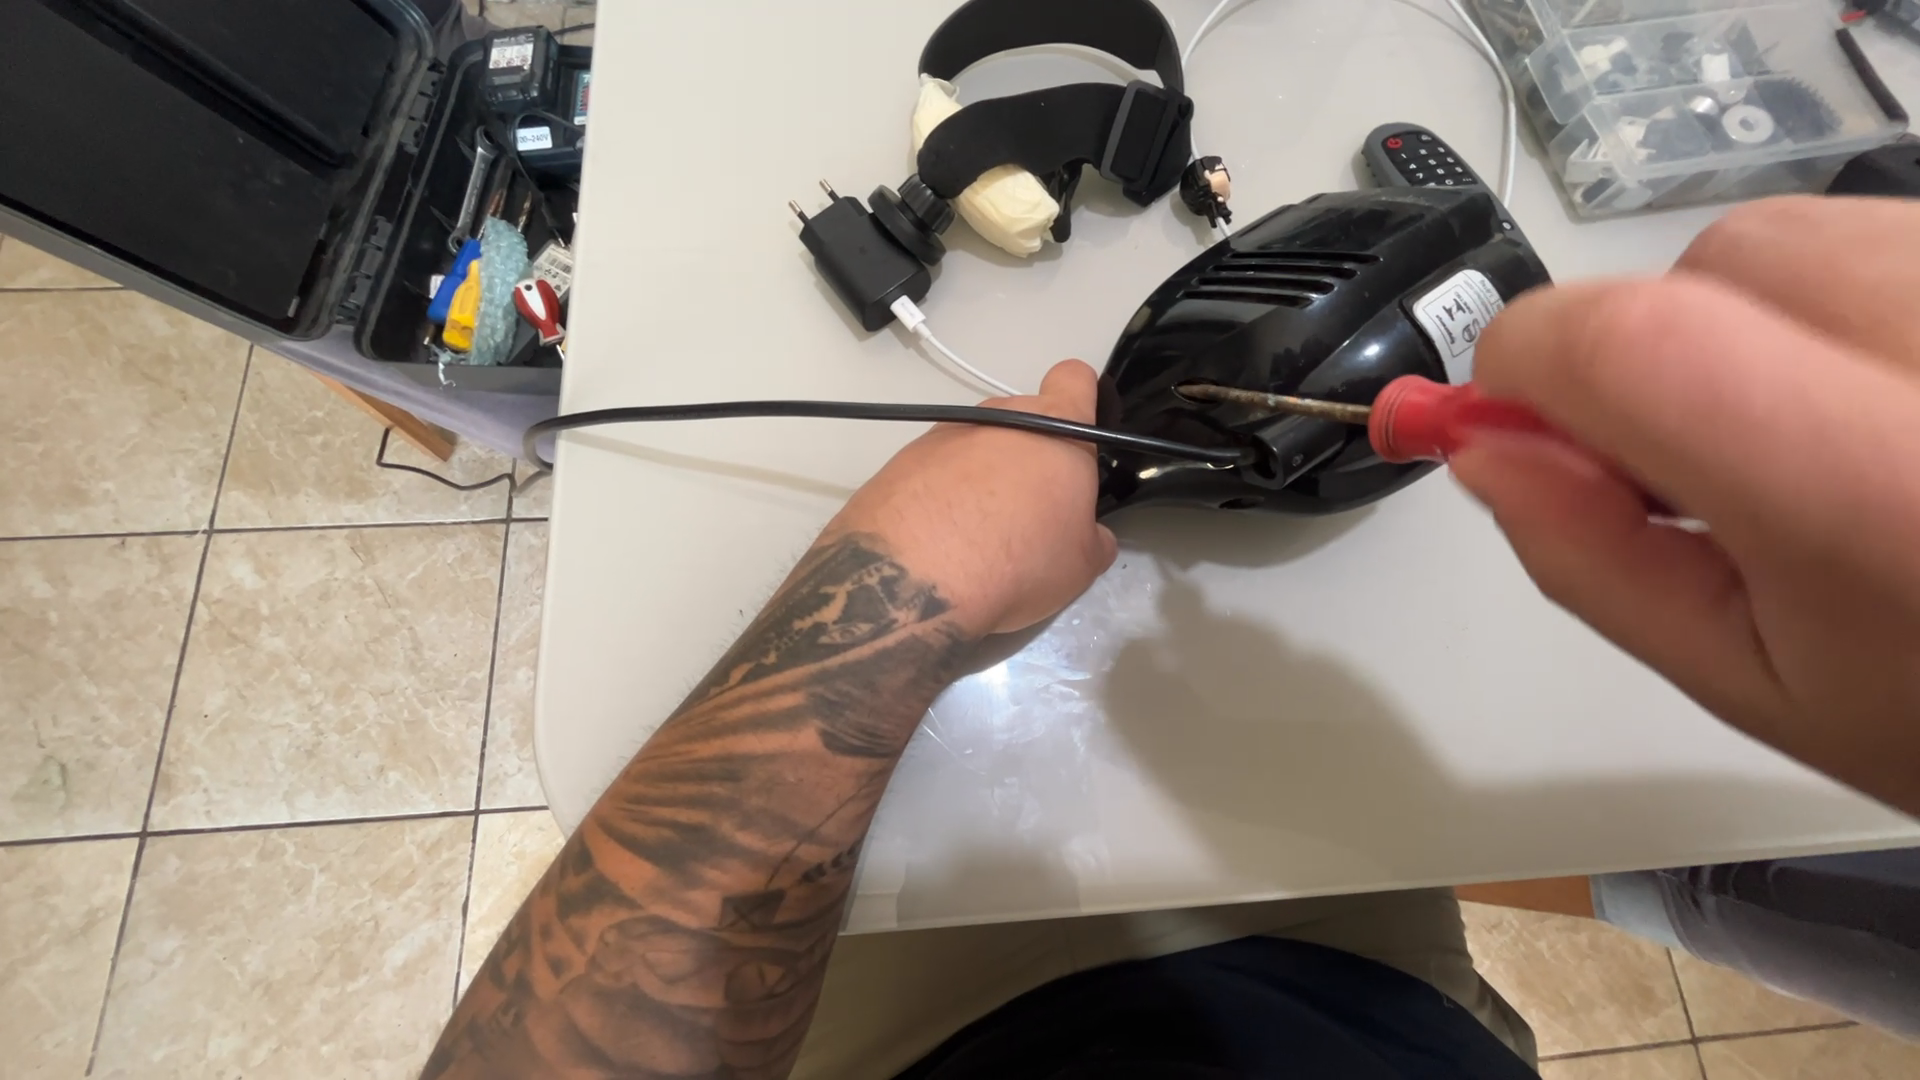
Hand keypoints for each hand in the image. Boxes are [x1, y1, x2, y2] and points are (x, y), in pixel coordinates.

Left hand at [826, 359, 1118, 636]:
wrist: (916, 577)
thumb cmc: (1019, 559)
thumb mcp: (1081, 564)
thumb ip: (1092, 536)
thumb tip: (1089, 535)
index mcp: (1056, 428)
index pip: (1075, 378)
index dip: (1081, 401)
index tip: (1077, 439)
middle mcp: (999, 417)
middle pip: (1023, 421)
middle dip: (1028, 457)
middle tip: (1028, 512)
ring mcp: (945, 433)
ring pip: (977, 446)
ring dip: (982, 478)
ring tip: (977, 534)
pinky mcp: (902, 458)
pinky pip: (936, 469)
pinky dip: (941, 494)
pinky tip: (941, 538)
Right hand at [1451, 196, 1919, 812]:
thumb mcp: (1740, 668)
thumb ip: (1583, 556)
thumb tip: (1480, 448)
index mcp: (1883, 493)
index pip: (1631, 342)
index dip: (1524, 355)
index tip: (1504, 411)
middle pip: (1727, 260)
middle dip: (1646, 337)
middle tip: (1676, 442)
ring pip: (1817, 235)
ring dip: (1754, 319)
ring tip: (1807, 423)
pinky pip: (1904, 239)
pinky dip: (1852, 304)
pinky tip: (1893, 395)